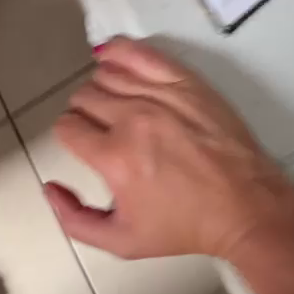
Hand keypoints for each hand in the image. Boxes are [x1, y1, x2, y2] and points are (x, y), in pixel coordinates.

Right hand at [44, 38, 293, 261]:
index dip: (69, 135)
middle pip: (84, 97)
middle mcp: (132, 119)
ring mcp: (160, 95)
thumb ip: (75, 220)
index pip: (67, 127)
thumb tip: (49, 187)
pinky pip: (138, 52)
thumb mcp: (122, 242)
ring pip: (106, 74)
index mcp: (114, 158)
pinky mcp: (184, 80)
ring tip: (113, 104)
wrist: (244, 205)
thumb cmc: (184, 225)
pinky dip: (118, 52)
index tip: (83, 144)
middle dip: (83, 112)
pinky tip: (111, 58)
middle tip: (101, 129)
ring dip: (101, 87)